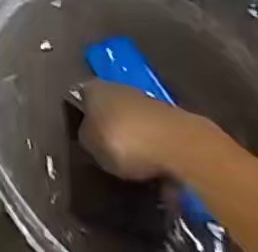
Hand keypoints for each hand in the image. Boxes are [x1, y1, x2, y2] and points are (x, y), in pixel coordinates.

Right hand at [78, 80, 223, 182]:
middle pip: (108, 109)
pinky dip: (152, 151)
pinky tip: (153, 170)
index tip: (82, 138)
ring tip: (132, 167)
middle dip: (109, 129)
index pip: (79, 98)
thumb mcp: (92, 146)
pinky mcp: (170, 120)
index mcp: (93, 87)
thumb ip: (86, 138)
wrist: (177, 144)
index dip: (80, 117)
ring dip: (133, 141)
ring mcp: (146, 101)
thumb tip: (89, 136)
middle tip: (105, 154)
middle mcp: (117, 87)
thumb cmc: (123, 140)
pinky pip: (153, 137)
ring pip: (132, 122)